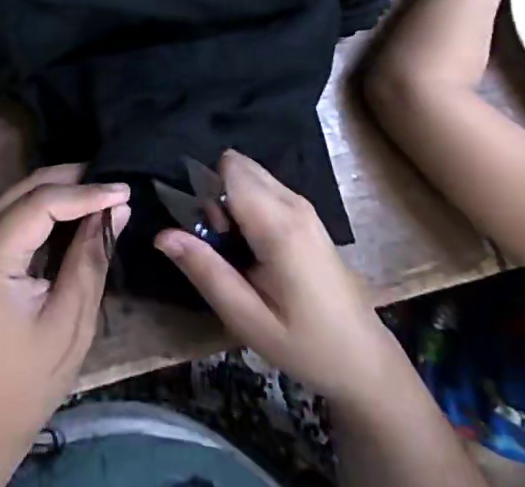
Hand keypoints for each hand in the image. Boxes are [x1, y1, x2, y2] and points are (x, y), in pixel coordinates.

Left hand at [0, 165, 128, 441]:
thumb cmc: (32, 373)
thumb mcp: (72, 318)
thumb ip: (92, 256)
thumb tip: (118, 208)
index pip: (42, 203)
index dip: (87, 192)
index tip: (126, 190)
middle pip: (29, 188)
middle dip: (76, 179)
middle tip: (118, 184)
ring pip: (24, 192)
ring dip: (64, 187)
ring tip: (106, 190)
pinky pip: (20, 209)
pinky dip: (52, 202)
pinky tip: (81, 207)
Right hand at [153, 151, 407, 403]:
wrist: (363, 358)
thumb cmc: (304, 344)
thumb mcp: (246, 318)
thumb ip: (204, 270)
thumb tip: (161, 235)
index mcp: (279, 225)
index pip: (230, 169)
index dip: (209, 193)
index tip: (213, 235)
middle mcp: (294, 203)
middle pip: (238, 165)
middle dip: (218, 194)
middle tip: (224, 245)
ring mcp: (304, 206)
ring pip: (251, 174)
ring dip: (232, 200)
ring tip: (241, 251)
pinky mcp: (307, 214)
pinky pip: (265, 187)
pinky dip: (248, 205)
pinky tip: (256, 250)